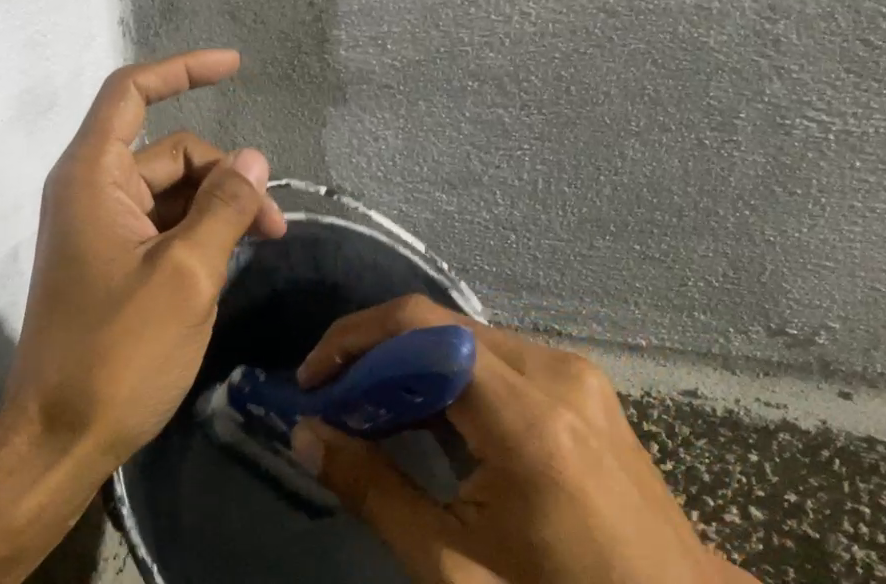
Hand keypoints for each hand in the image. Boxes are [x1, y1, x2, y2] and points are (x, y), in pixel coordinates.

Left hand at [3, 49, 287, 469]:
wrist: (60, 436)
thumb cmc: (119, 352)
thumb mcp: (186, 274)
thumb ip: (223, 207)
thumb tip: (254, 159)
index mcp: (92, 176)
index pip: (131, 93)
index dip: (182, 70)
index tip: (235, 67)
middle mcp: (90, 191)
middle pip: (168, 151)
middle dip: (224, 175)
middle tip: (273, 228)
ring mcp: (98, 228)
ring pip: (170, 192)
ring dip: (217, 208)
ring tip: (260, 247)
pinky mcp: (109, 262)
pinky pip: (161, 226)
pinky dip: (198, 233)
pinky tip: (230, 261)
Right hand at [291, 296, 756, 583]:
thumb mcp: (456, 569)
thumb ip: (374, 491)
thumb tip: (304, 435)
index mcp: (528, 420)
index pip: (419, 331)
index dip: (351, 343)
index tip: (311, 386)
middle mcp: (554, 373)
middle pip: (437, 326)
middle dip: (372, 354)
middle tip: (331, 403)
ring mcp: (575, 374)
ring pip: (462, 337)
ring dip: (405, 364)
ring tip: (368, 412)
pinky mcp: (582, 384)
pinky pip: (493, 356)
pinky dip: (444, 375)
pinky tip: (424, 418)